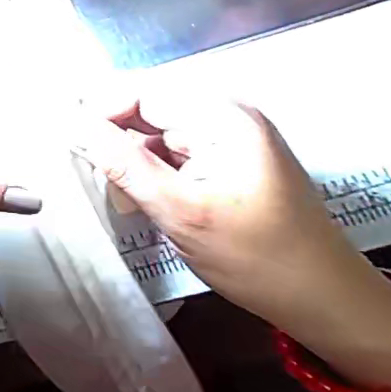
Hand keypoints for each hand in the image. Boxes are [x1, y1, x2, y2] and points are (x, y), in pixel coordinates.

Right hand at [79, 92, 390, 387]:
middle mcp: (228, 116)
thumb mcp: (181, 212)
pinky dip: (154, 170)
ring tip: (106, 185)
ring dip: (132, 155)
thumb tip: (72, 124)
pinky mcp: (230, 162)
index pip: (146, 91)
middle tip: (81, 165)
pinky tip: (136, 194)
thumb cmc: (257, 258)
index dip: (102, 109)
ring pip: (162, 133)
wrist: (325, 299)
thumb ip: (123, 164)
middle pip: (153, 109)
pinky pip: (179, 152)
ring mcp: (231, 139)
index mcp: (223, 115)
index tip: (65, 136)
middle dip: (115, 134)